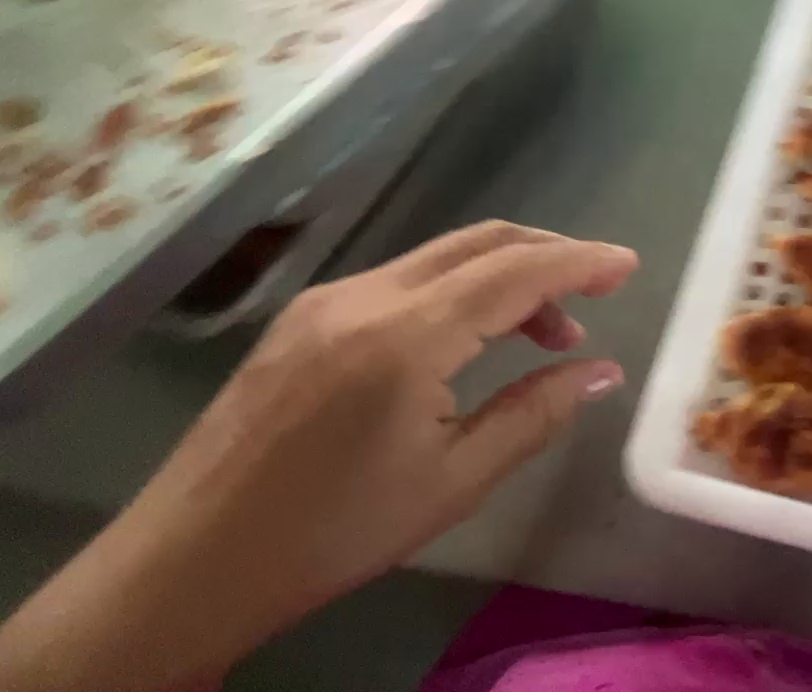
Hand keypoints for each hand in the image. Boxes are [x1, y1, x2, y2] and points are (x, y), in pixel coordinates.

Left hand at [0, 221, 636, 691]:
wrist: (182, 569)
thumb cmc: (333, 534)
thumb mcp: (455, 481)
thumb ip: (539, 412)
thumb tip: (606, 371)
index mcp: (404, 337)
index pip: (516, 271)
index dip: (581, 261)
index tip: (629, 265)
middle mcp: (364, 295)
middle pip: (483, 241)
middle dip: (551, 256)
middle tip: (597, 294)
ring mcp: (327, 298)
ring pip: (445, 256)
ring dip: (507, 277)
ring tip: (544, 337)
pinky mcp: (305, 315)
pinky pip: (408, 278)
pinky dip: (461, 291)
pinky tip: (471, 340)